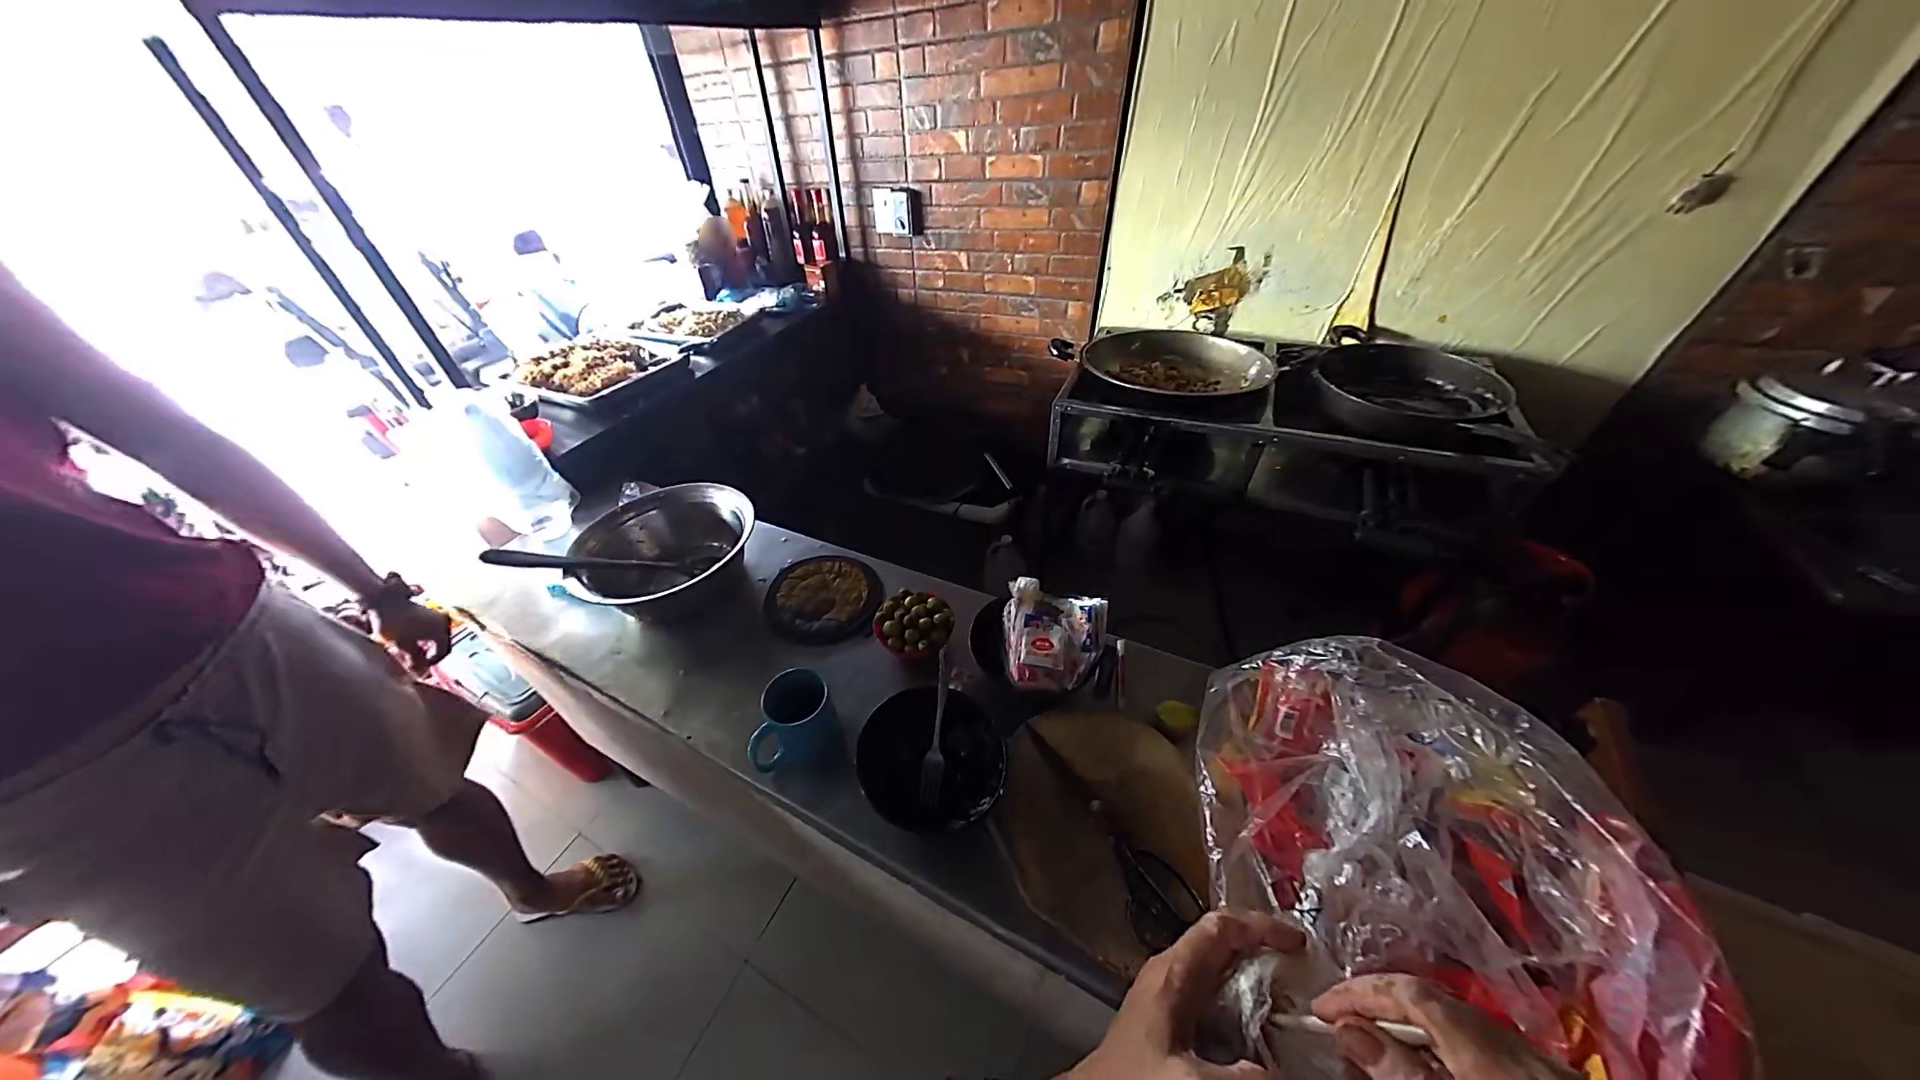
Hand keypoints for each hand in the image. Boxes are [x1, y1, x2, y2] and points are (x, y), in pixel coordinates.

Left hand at [369, 593, 452, 671]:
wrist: (384, 600)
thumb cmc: (395, 624)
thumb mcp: (403, 645)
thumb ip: (414, 660)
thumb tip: (420, 673)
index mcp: (442, 630)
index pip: (444, 651)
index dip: (431, 662)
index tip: (419, 668)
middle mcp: (444, 622)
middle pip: (441, 643)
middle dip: (428, 654)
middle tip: (415, 661)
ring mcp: (437, 615)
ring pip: (435, 636)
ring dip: (425, 645)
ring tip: (409, 651)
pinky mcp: (427, 612)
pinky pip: (430, 628)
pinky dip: (422, 637)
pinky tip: (409, 640)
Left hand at [1064, 912, 1306, 1079]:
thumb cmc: (1133, 1077)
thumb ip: (1241, 1078)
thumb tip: (1286, 1076)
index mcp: (1172, 971)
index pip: (1218, 927)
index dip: (1260, 926)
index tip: (1300, 942)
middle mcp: (1174, 976)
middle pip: (1224, 948)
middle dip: (1265, 955)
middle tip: (1309, 976)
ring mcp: (1174, 1000)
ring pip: (1224, 978)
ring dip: (1260, 986)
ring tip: (1300, 1006)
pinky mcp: (1177, 1026)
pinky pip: (1219, 1007)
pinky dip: (1248, 1014)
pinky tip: (1271, 1040)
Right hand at [1312, 975, 1581, 1079]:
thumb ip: (1404, 1071)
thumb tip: (1348, 1030)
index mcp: (1474, 1034)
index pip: (1402, 989)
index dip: (1356, 991)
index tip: (1320, 1008)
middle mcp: (1500, 1034)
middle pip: (1425, 998)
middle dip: (1377, 1001)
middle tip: (1340, 1021)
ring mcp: (1528, 1055)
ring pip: (1450, 1019)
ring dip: (1405, 1023)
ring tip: (1375, 1042)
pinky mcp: (1542, 1074)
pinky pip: (1473, 1040)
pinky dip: (1436, 1043)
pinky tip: (1428, 1064)